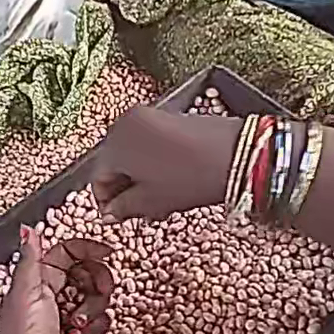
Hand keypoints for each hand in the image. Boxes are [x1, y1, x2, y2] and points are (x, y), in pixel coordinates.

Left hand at [0, 225, 114, 333]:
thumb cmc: (25, 333)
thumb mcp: (25, 290)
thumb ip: (30, 257)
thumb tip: (27, 228)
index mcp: (39, 278)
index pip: (68, 252)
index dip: (87, 248)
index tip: (106, 251)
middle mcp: (58, 292)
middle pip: (89, 270)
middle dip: (97, 279)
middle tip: (98, 288)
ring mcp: (74, 310)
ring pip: (99, 293)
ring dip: (92, 308)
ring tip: (77, 323)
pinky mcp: (87, 330)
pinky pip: (104, 317)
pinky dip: (94, 326)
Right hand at [87, 106, 241, 220]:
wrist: (234, 154)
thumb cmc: (189, 180)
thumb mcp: (152, 201)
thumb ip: (124, 208)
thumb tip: (109, 213)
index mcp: (115, 143)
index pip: (98, 176)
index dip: (105, 202)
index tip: (117, 218)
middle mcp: (126, 122)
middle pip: (114, 161)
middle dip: (124, 188)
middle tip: (141, 213)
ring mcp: (150, 115)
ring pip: (133, 152)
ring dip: (140, 177)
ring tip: (159, 200)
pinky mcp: (170, 115)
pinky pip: (150, 142)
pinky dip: (154, 163)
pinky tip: (170, 182)